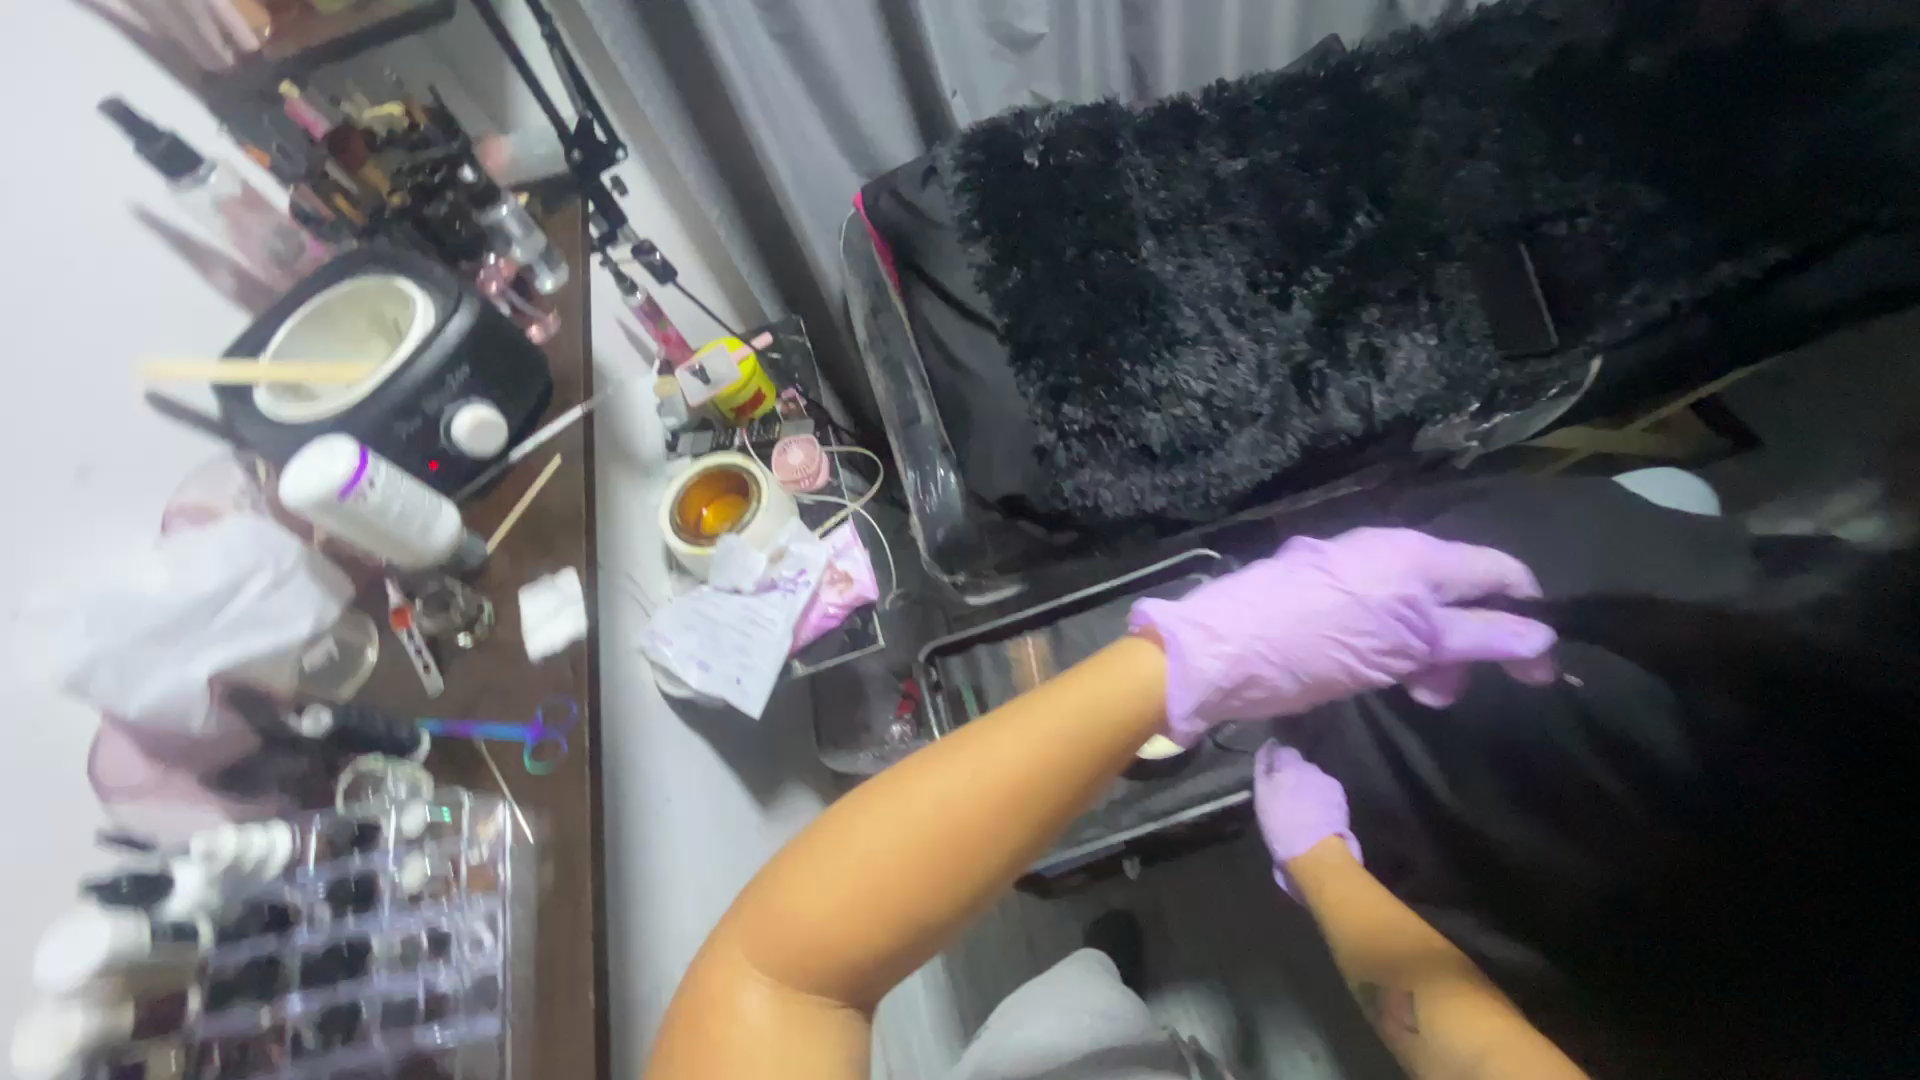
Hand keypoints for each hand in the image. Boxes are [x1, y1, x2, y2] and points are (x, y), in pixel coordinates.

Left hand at [1128, 527, 1555, 742]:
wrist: (1213, 651)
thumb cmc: (1312, 648)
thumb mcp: (1402, 648)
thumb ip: (1473, 636)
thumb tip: (1542, 634)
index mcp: (1413, 553)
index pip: (1498, 569)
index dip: (1527, 615)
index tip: (1539, 669)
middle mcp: (1383, 550)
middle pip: (1455, 591)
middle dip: (1469, 643)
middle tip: (1449, 693)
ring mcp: (1345, 569)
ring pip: (1413, 608)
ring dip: (1428, 652)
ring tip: (1414, 692)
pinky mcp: (1315, 591)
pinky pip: (1374, 613)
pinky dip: (1389, 645)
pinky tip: (1378, 675)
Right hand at [1254, 742, 1358, 895]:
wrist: (1314, 851)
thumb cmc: (1279, 822)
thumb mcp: (1261, 794)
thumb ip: (1263, 767)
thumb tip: (1268, 746)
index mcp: (1288, 764)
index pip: (1282, 750)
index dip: (1277, 761)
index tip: (1272, 775)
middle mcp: (1310, 767)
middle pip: (1300, 765)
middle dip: (1295, 774)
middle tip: (1286, 794)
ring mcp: (1328, 782)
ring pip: (1315, 778)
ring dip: (1309, 786)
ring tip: (1303, 806)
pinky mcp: (1341, 798)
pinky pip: (1328, 792)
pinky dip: (1322, 798)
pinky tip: (1317, 813)